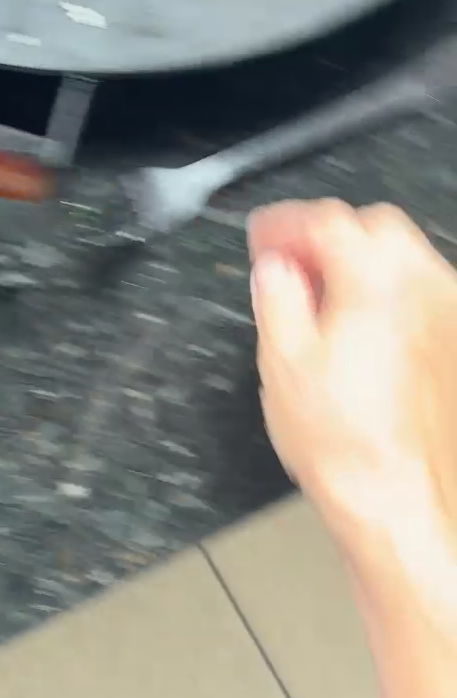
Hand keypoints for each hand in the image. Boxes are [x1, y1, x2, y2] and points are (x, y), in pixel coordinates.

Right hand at [247, 199, 456, 546]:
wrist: (389, 477)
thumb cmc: (331, 428)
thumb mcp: (280, 360)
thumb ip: (279, 301)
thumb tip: (274, 267)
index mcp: (374, 288)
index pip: (333, 224)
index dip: (289, 221)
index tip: (259, 230)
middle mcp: (423, 289)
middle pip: (377, 227)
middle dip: (323, 231)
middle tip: (276, 253)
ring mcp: (443, 310)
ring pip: (400, 253)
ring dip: (350, 255)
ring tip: (303, 281)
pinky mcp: (446, 333)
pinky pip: (413, 283)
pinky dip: (373, 280)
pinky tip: (342, 307)